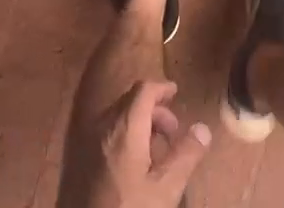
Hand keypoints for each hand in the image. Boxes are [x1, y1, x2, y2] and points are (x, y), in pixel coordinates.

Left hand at [76, 80, 210, 207]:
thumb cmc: (130, 207)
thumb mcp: (165, 188)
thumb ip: (185, 155)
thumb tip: (202, 128)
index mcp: (124, 127)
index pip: (143, 90)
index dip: (162, 88)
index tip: (176, 93)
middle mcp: (103, 125)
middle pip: (130, 100)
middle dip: (154, 109)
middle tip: (172, 132)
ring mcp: (87, 140)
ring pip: (117, 115)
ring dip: (139, 122)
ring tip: (155, 150)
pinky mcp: (80, 156)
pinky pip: (105, 131)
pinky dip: (124, 133)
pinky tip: (133, 161)